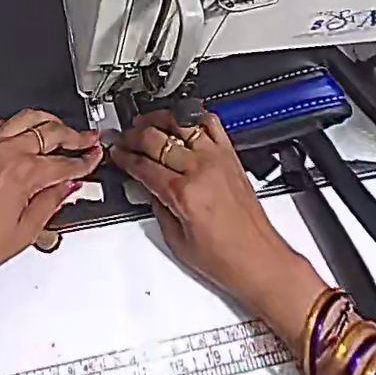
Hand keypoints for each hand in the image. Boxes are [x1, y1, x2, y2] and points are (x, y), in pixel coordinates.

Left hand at [0, 109, 102, 282]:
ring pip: (25, 117)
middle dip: (75, 136)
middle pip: (51, 132)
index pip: (66, 162)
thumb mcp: (26, 232)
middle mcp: (5, 153)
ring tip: (59, 127)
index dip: (85, 161)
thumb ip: (52, 201)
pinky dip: (9, 122)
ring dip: (48, 120)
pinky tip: (16, 128)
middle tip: (86, 139)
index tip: (93, 158)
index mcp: (24, 173)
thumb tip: (67, 186)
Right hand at [111, 110, 320, 327]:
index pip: (143, 164)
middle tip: (125, 137)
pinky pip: (211, 123)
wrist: (258, 259)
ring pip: (181, 122)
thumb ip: (157, 207)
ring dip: (158, 118)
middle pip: (156, 138)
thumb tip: (146, 186)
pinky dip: (193, 116)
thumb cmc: (225, 257)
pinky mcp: (231, 155)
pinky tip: (182, 118)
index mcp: (183, 193)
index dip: (124, 157)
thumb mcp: (176, 240)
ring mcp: (217, 158)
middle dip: (133, 136)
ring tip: (146, 122)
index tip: (117, 152)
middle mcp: (200, 169)